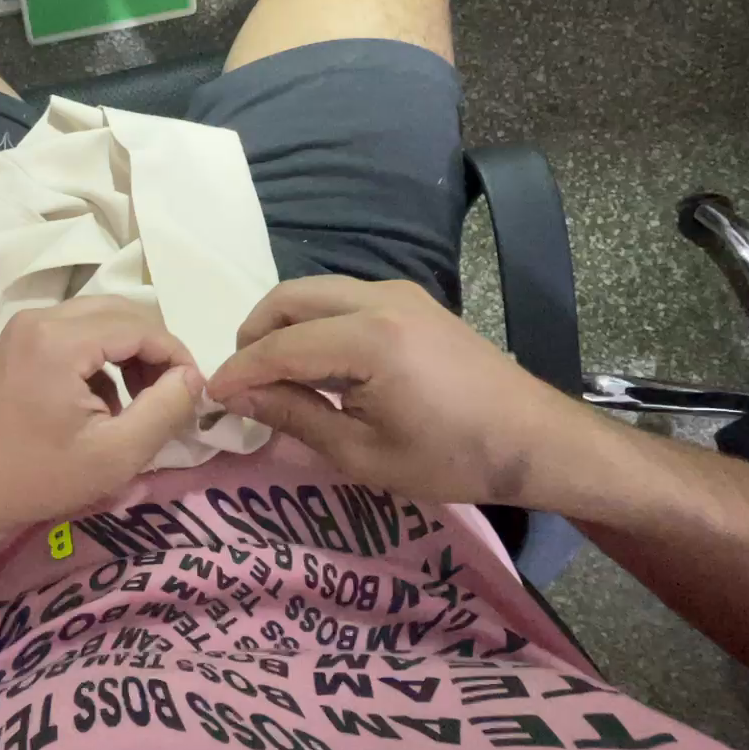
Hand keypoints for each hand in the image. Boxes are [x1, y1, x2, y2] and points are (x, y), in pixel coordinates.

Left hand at [0, 296, 205, 555]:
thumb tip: (193, 376)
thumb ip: (165, 410)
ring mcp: (21, 327)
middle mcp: (39, 318)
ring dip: (126, 351)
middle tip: (170, 393)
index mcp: (60, 338)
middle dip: (152, 348)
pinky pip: (70, 333)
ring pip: (95, 319)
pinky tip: (101, 403)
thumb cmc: (36, 477)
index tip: (195, 391)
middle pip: (118, 311)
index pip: (140, 325)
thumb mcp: (114, 454)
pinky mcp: (13, 343)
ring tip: (139, 400)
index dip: (176, 354)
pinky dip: (97, 356)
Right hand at [207, 277, 609, 507]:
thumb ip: (293, 416)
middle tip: (246, 383)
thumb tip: (234, 397)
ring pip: (309, 291)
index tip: (210, 397)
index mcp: (370, 340)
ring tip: (277, 374)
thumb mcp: (362, 453)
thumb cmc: (452, 458)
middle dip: (253, 337)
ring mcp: (394, 291)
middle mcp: (377, 298)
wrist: (538, 440)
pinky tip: (317, 362)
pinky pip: (337, 296)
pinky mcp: (406, 297)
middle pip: (286, 299)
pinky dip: (310, 320)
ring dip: (280, 325)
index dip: (239, 372)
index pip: (279, 347)